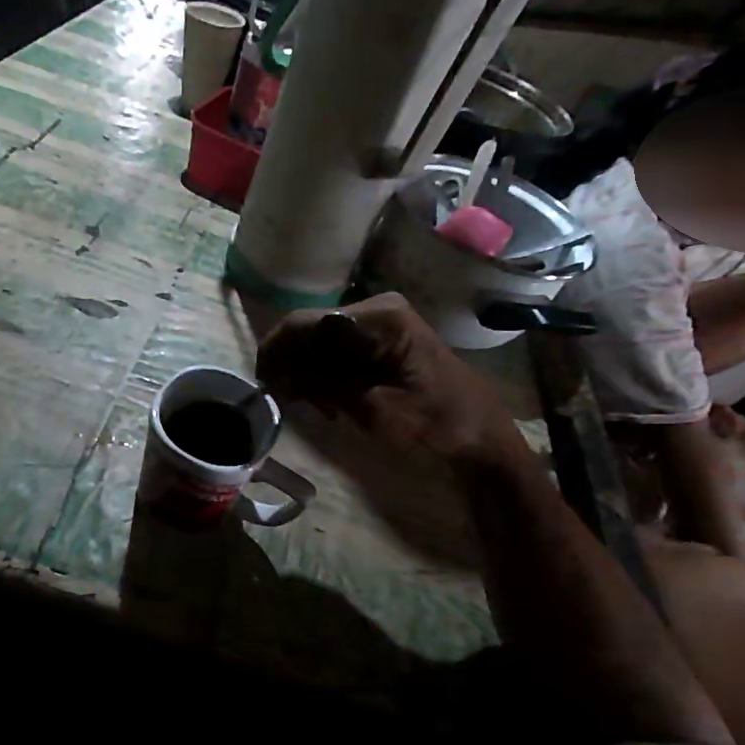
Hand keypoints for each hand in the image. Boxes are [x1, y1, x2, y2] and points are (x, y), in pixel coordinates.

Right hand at [255, 292, 510, 461]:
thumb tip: (278, 377)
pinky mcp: (380, 339)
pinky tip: (331, 403)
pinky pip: (335, 350)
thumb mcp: (376, 410)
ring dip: (307, 374)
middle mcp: (375, 309)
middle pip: (308, 330)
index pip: (305, 323)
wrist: (480, 435)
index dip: (275, 353)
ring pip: (317, 341)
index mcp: (379, 318)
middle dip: (291, 366)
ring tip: (316, 409)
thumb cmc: (436, 425)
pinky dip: (324, 375)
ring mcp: (378, 322)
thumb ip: (324, 386)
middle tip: (290, 405)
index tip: (264, 389)